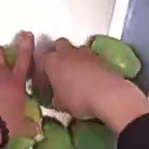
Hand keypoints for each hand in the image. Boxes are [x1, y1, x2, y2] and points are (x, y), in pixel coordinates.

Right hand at [33, 37, 148, 133]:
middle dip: (58, 54)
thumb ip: (54, 98)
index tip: (44, 82)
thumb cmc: (78, 99)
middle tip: (59, 70)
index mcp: (51, 61)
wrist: (109, 95)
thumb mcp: (60, 104)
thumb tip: (56, 99)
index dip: (41, 70)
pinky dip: (90, 65)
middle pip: (59, 44)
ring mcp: (86, 53)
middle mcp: (67, 52)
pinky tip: (92, 78)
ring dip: (75, 58)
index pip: (40, 59)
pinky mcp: (102, 57)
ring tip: (77, 74)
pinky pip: (92, 58)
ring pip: (77, 50)